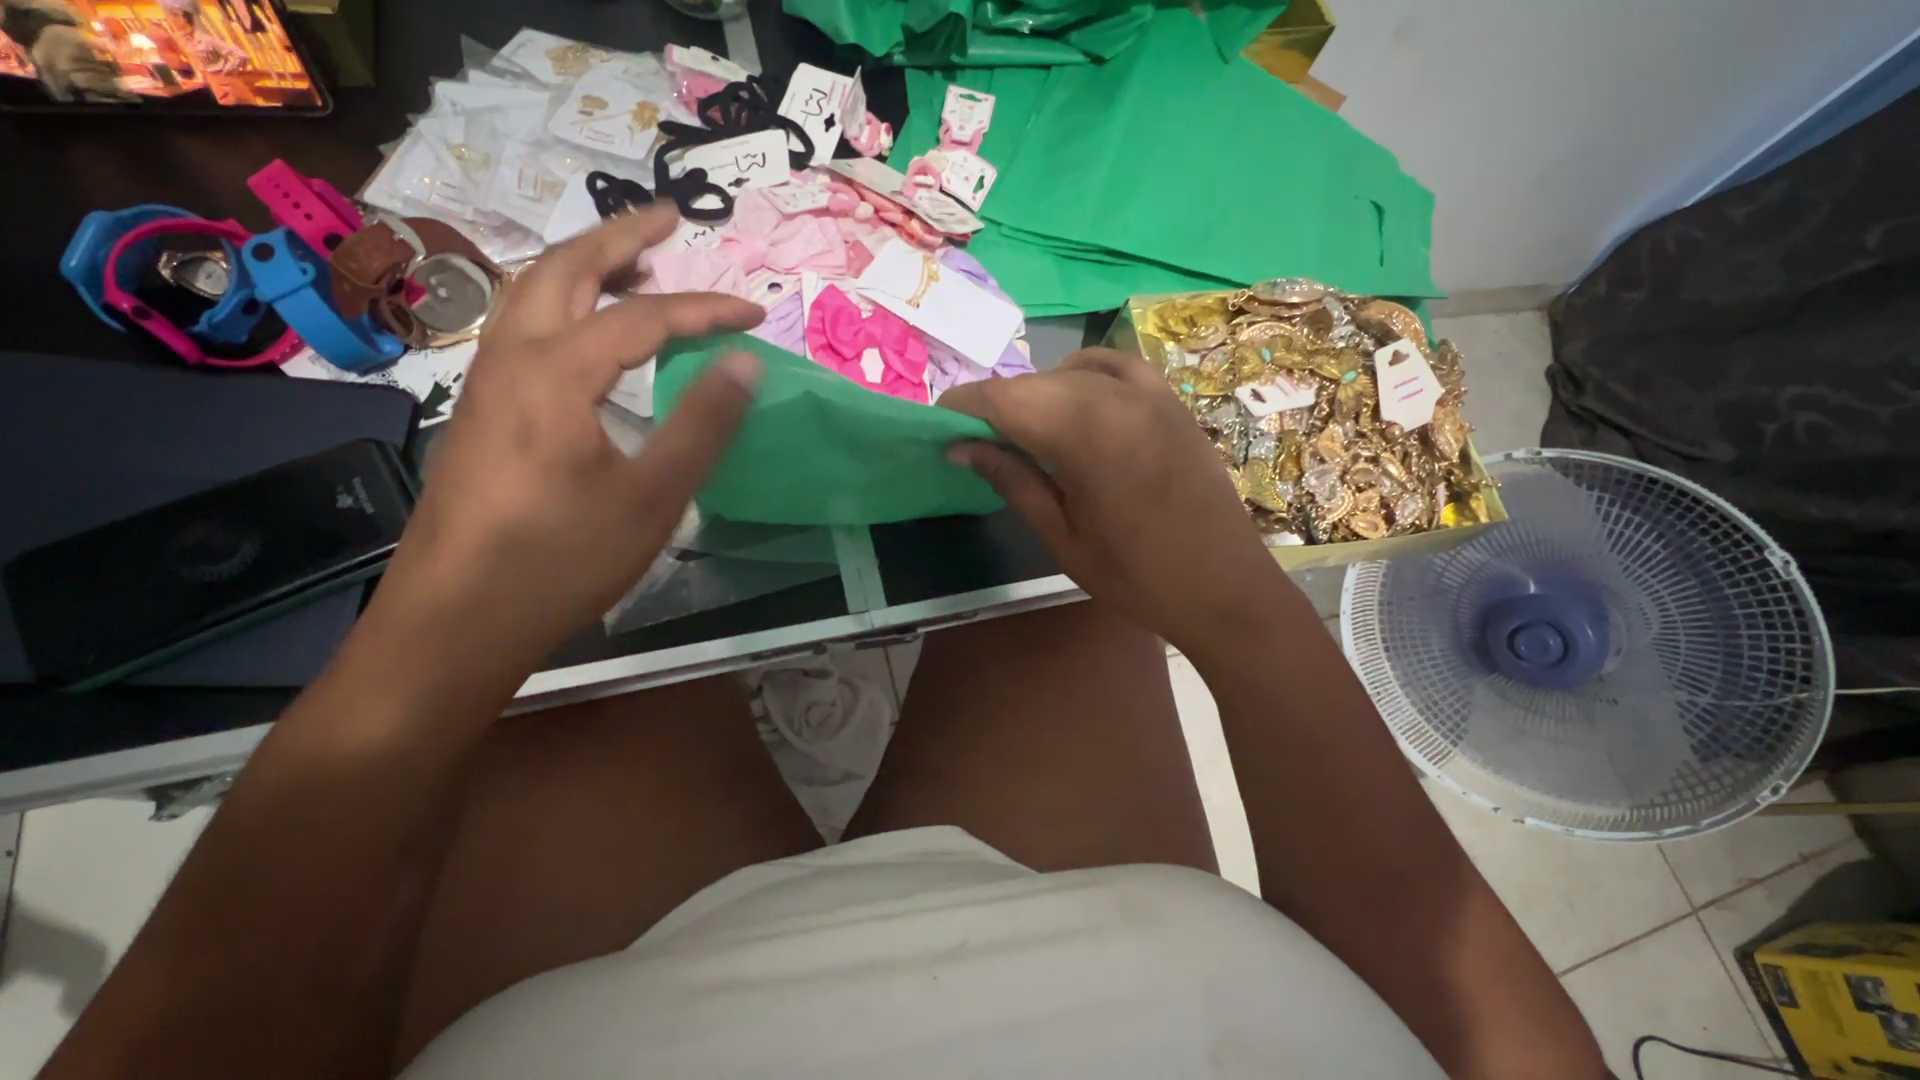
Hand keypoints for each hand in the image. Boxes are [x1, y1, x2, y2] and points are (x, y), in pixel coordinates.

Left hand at [368, 207, 764, 667]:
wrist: (454, 622)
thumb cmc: (560, 562)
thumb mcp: (650, 498)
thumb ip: (702, 424)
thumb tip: (746, 360)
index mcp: (556, 372)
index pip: (643, 316)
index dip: (704, 309)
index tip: (755, 312)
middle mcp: (511, 359)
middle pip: (564, 269)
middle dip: (619, 237)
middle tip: (669, 220)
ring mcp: (484, 384)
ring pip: (530, 294)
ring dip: (583, 266)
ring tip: (633, 267)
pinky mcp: (478, 414)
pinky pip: (519, 329)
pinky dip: (560, 305)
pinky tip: (583, 337)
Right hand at [938, 349, 1291, 653]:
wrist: (1225, 589)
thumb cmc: (1137, 578)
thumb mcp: (1062, 537)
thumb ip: (1012, 481)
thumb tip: (960, 446)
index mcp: (1086, 436)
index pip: (1004, 399)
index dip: (964, 405)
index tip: (939, 426)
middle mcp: (1117, 398)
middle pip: (1034, 383)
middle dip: (996, 405)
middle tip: (973, 440)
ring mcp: (1150, 394)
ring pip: (1071, 372)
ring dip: (1037, 393)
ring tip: (1023, 430)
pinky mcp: (1171, 400)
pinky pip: (1116, 365)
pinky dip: (1084, 372)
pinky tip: (1073, 395)